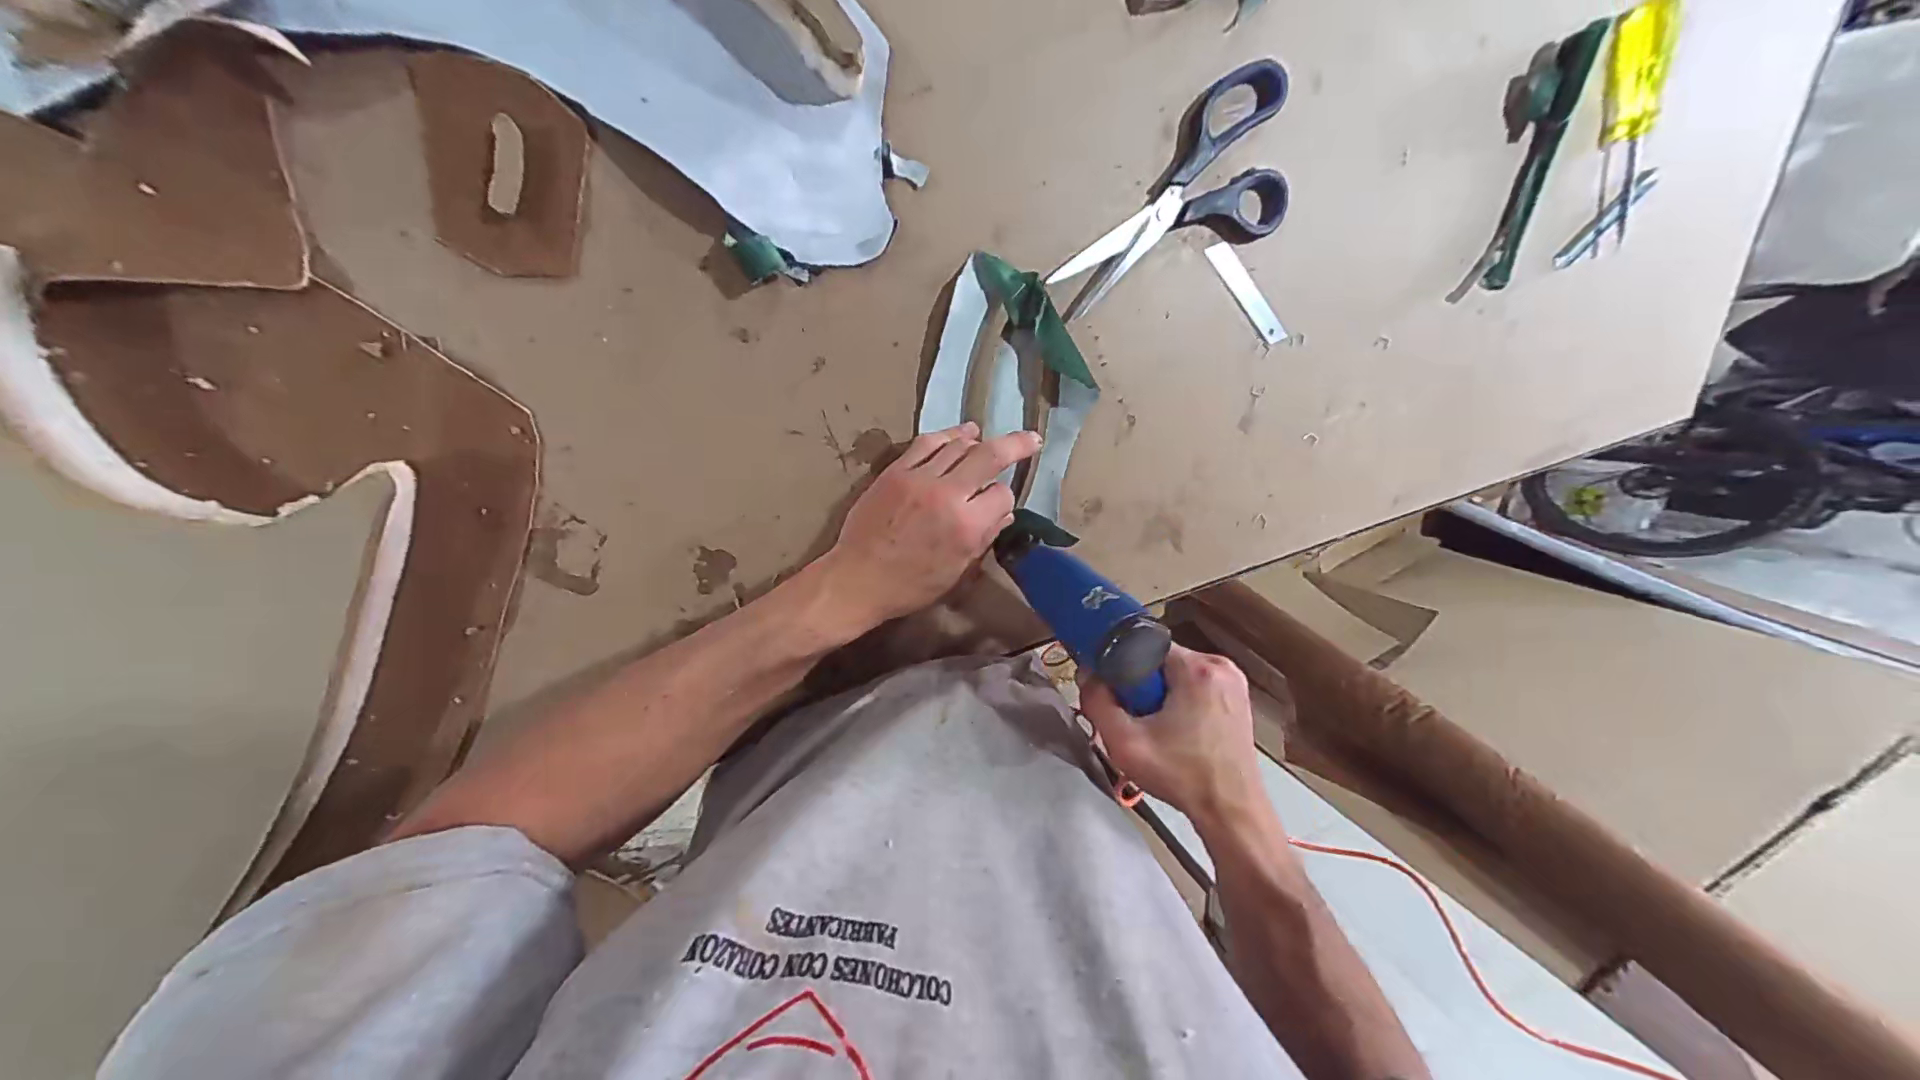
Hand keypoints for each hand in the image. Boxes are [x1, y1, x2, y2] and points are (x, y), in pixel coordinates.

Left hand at [820, 422, 1041, 629]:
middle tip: (1031, 438)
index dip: (1006, 498)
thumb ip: (983, 538)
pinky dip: (946, 436)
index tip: (999, 505)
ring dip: (977, 439)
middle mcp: (947, 495)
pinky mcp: (895, 471)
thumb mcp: (956, 571)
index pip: (1003, 494)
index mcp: (967, 526)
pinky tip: (957, 435)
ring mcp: (919, 478)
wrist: (858, 579)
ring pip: (958, 444)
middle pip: (989, 456)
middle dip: (1017, 445)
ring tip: (986, 437)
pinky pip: (927, 443)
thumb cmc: (911, 585)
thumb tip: (1003, 513)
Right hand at [1079, 645, 1264, 826]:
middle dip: (1140, 683)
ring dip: (1159, 693)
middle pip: (1159, 659)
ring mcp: (1234, 682)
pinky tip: (1175, 731)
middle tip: (1135, 718)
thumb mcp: (1124, 743)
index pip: (1143, 645)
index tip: (1113, 691)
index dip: (1121, 666)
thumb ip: (1097, 703)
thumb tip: (1088, 675)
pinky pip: (1195, 686)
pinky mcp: (1237, 698)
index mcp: (1197, 668)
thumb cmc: (1183, 778)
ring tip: (1155, 728)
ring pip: (1176, 673)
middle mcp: (1221, 666)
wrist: (1232, 812)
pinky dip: (1179, 701)